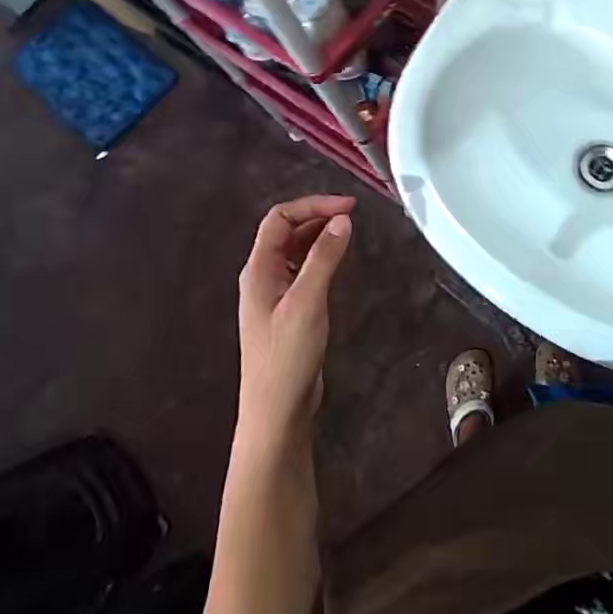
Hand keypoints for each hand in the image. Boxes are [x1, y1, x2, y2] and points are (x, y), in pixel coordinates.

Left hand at [235, 194, 355, 451]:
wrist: (277, 407)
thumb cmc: (287, 355)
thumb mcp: (307, 303)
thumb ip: (323, 259)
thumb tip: (342, 221)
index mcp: (259, 270)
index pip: (279, 219)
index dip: (313, 205)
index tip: (349, 207)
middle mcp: (263, 276)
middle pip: (286, 231)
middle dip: (318, 215)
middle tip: (353, 216)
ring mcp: (275, 293)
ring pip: (295, 249)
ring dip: (320, 235)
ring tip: (349, 232)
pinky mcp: (289, 309)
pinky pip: (303, 269)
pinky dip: (321, 256)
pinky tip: (338, 261)